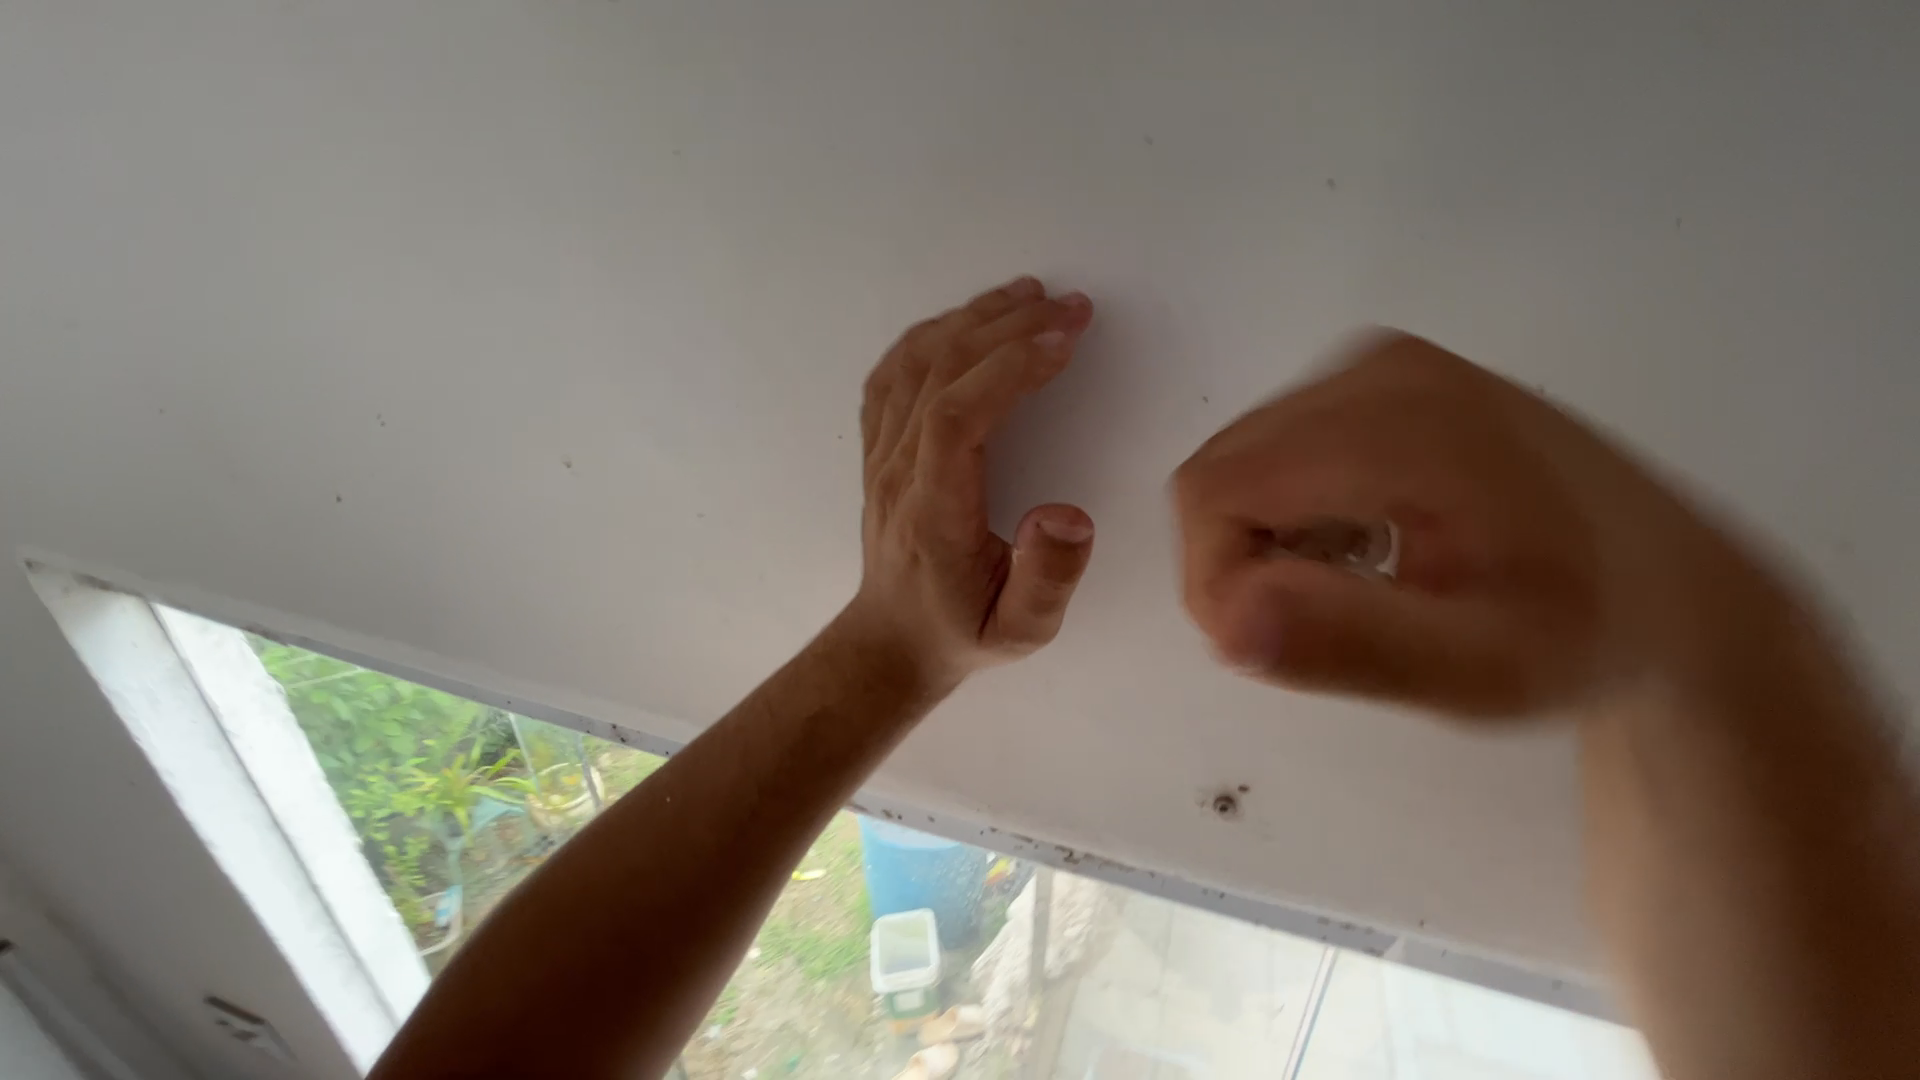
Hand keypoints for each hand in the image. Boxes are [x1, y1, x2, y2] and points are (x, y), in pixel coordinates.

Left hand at [842, 276, 1097, 689]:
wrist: (893, 639)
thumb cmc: (963, 632)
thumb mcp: (1021, 630)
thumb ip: (1048, 580)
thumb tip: (1069, 515)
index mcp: (934, 512)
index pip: (958, 417)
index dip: (1009, 368)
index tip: (1065, 339)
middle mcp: (899, 473)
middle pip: (939, 374)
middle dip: (1007, 328)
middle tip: (1069, 307)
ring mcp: (881, 457)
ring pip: (913, 365)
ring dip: (971, 320)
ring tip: (1027, 296)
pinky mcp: (878, 450)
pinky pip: (891, 377)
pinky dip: (928, 338)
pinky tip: (964, 323)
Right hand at [1173, 329, 1755, 718]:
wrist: (1674, 584)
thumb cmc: (1582, 637)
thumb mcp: (1479, 671)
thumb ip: (1352, 644)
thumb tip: (1228, 624)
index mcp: (1398, 424)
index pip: (1216, 494)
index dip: (1214, 580)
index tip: (1272, 647)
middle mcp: (1374, 372)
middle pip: (1218, 473)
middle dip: (1234, 564)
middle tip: (1310, 627)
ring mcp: (1376, 369)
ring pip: (1236, 463)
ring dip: (1256, 542)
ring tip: (1344, 589)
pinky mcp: (1378, 383)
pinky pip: (1271, 451)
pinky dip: (1280, 514)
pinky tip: (1351, 547)